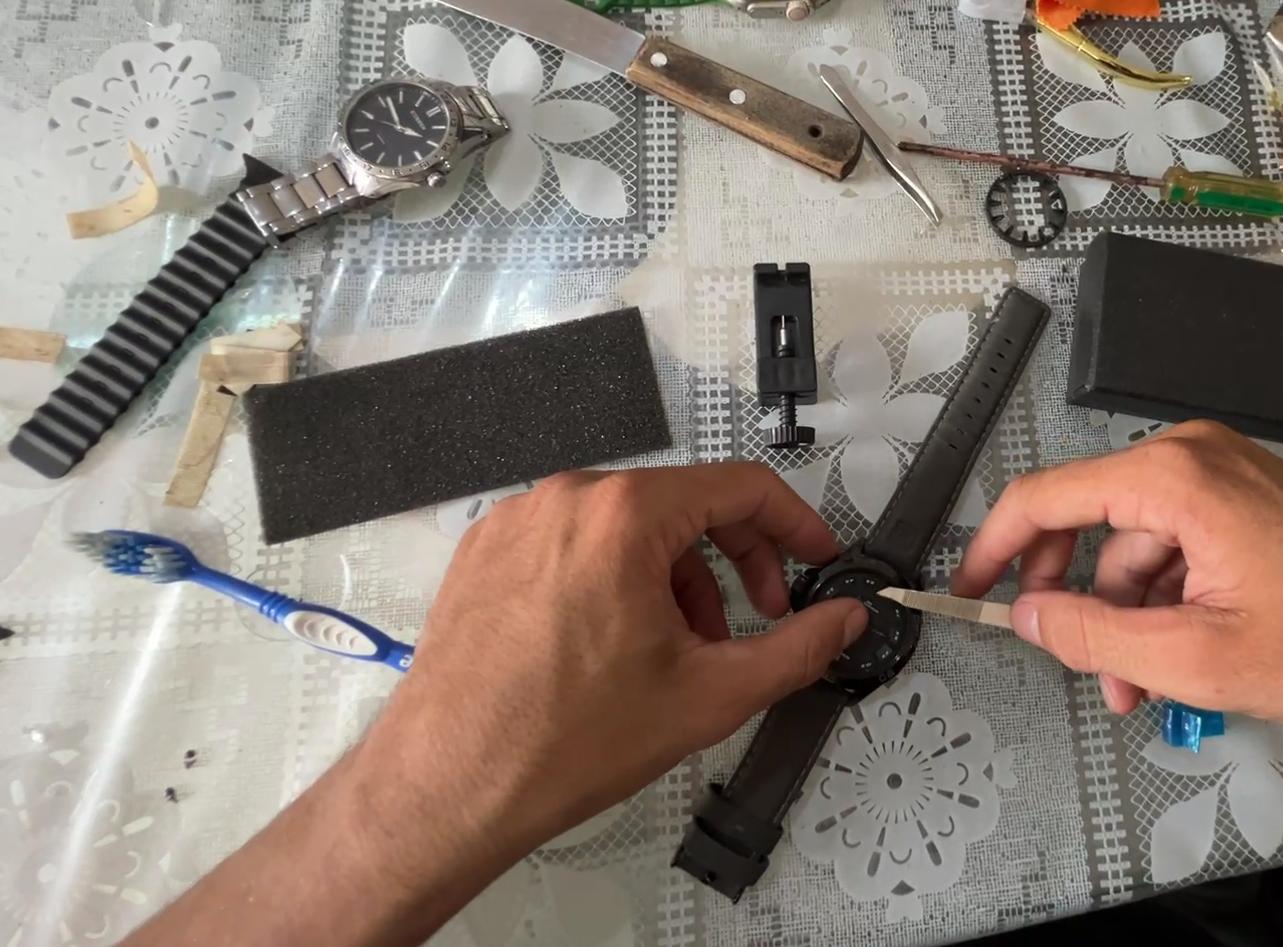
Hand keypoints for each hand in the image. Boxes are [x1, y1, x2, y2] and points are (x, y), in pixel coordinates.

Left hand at [361, 463, 866, 860]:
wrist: (441, 794)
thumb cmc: (555, 742)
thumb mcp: (711, 694)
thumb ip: (799, 648)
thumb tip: (842, 619)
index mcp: (625, 515)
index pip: (742, 487)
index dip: (795, 522)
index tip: (814, 552)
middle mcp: (570, 499)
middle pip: (690, 503)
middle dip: (742, 557)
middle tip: (766, 608)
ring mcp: (523, 519)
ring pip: (638, 524)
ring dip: (684, 573)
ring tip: (690, 639)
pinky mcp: (493, 547)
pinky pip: (585, 538)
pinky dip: (626, 573)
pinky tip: (628, 633)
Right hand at [951, 421, 1282, 732]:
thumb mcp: (1198, 658)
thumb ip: (1093, 636)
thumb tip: (1026, 617)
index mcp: (1171, 475)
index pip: (1045, 497)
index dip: (995, 546)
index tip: (969, 588)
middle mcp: (1190, 456)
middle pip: (1087, 520)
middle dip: (1074, 598)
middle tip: (1070, 658)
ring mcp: (1222, 473)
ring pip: (1133, 544)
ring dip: (1124, 613)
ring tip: (1138, 684)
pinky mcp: (1245, 498)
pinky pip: (1175, 543)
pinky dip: (1163, 598)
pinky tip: (1176, 652)